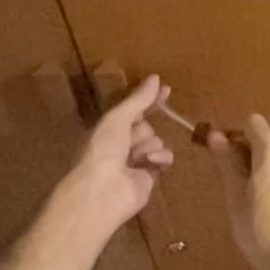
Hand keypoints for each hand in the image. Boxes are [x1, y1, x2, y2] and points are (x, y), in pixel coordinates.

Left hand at [51, 75, 173, 238]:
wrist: (102, 191)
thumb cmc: (103, 150)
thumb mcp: (118, 118)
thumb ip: (138, 100)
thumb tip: (156, 78)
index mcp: (108, 130)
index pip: (132, 110)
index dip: (148, 100)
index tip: (166, 89)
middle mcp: (120, 145)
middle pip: (145, 127)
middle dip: (143, 130)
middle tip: (134, 138)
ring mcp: (135, 162)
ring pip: (156, 142)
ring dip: (150, 145)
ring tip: (139, 156)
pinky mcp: (149, 177)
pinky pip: (163, 159)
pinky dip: (160, 159)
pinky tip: (150, 163)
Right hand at [206, 114, 269, 269]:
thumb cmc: (259, 229)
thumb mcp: (235, 195)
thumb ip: (227, 162)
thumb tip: (215, 134)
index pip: (253, 123)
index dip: (233, 130)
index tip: (217, 150)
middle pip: (263, 139)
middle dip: (241, 150)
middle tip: (222, 176)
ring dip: (253, 166)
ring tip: (237, 193)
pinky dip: (266, 177)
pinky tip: (256, 203)